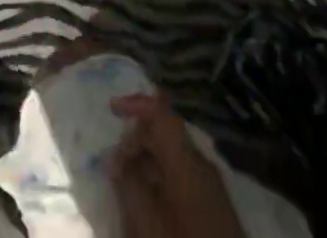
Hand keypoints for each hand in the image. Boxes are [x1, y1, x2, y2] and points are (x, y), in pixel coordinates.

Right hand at [109, 94, 245, 237]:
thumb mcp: (145, 221)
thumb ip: (127, 182)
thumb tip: (114, 157)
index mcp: (187, 163)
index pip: (162, 114)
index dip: (136, 104)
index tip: (112, 109)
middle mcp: (202, 166)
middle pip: (166, 133)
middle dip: (137, 139)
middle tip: (115, 163)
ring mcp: (211, 186)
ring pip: (174, 154)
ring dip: (147, 158)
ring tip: (126, 182)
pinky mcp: (214, 206)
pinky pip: (182, 174)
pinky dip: (160, 174)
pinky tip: (147, 197)